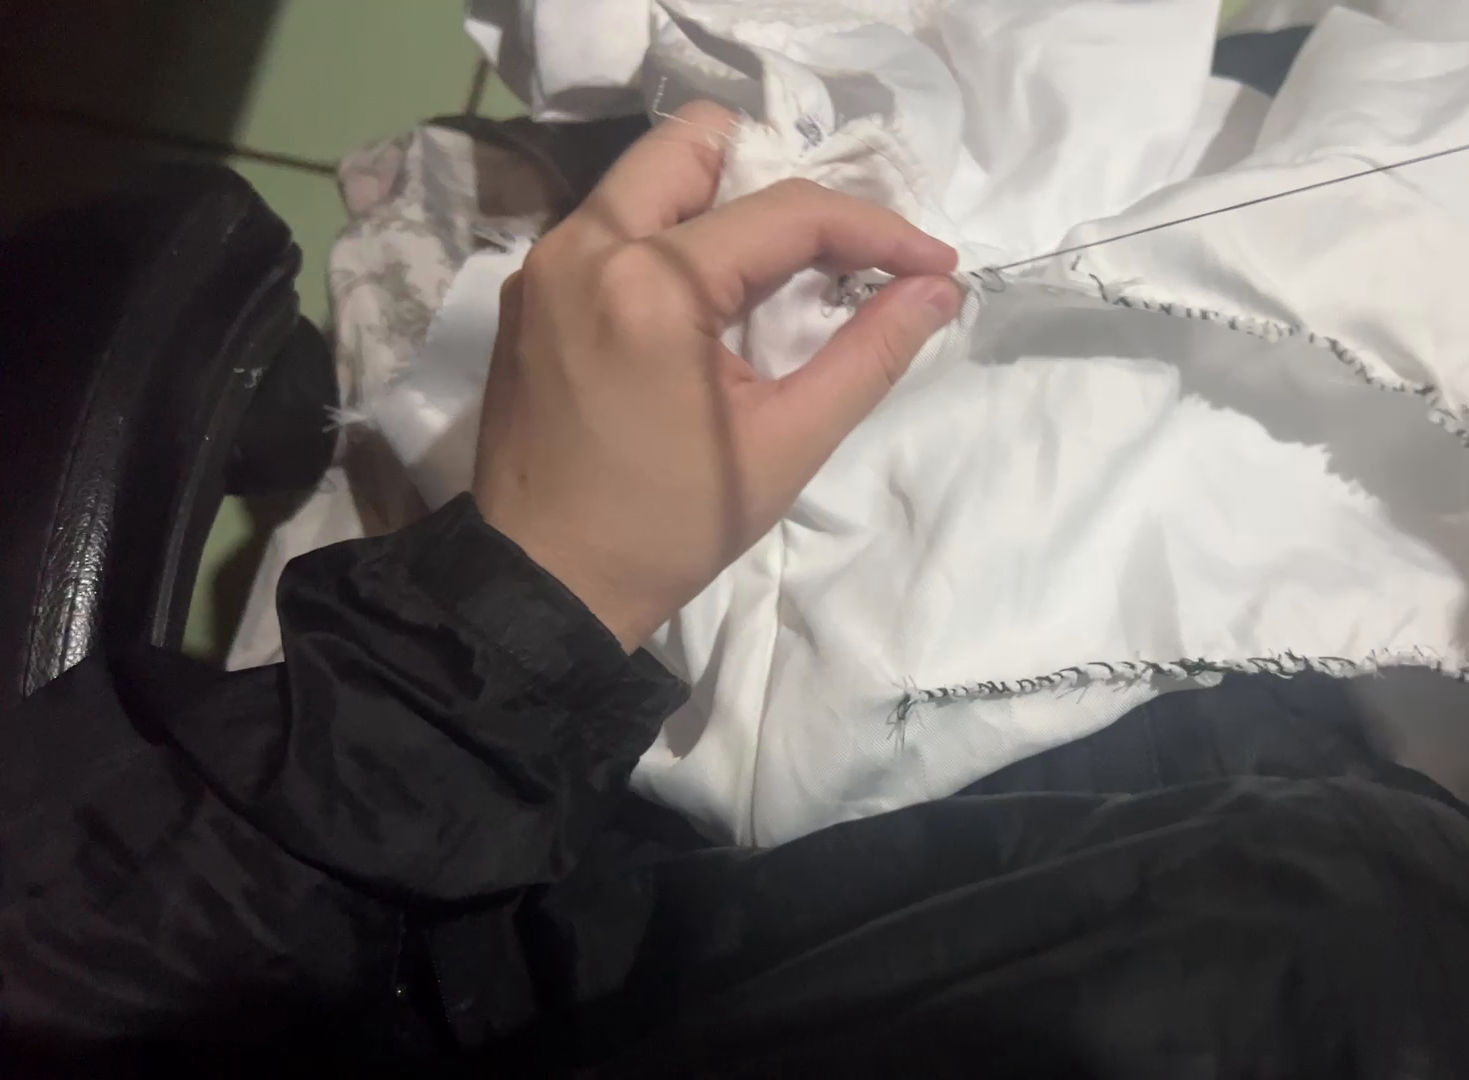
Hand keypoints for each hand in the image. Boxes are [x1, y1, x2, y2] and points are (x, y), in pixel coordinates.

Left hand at [471, 102, 962, 648]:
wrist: (549, 584)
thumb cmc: (673, 525)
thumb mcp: (788, 445)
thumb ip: (869, 357)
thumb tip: (938, 290)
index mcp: (651, 285)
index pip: (787, 213)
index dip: (878, 229)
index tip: (934, 263)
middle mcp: (583, 243)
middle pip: (698, 146)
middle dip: (787, 183)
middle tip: (840, 251)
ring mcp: (544, 263)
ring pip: (651, 178)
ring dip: (731, 206)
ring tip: (785, 275)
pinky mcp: (530, 291)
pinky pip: (618, 225)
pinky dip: (682, 239)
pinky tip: (714, 306)